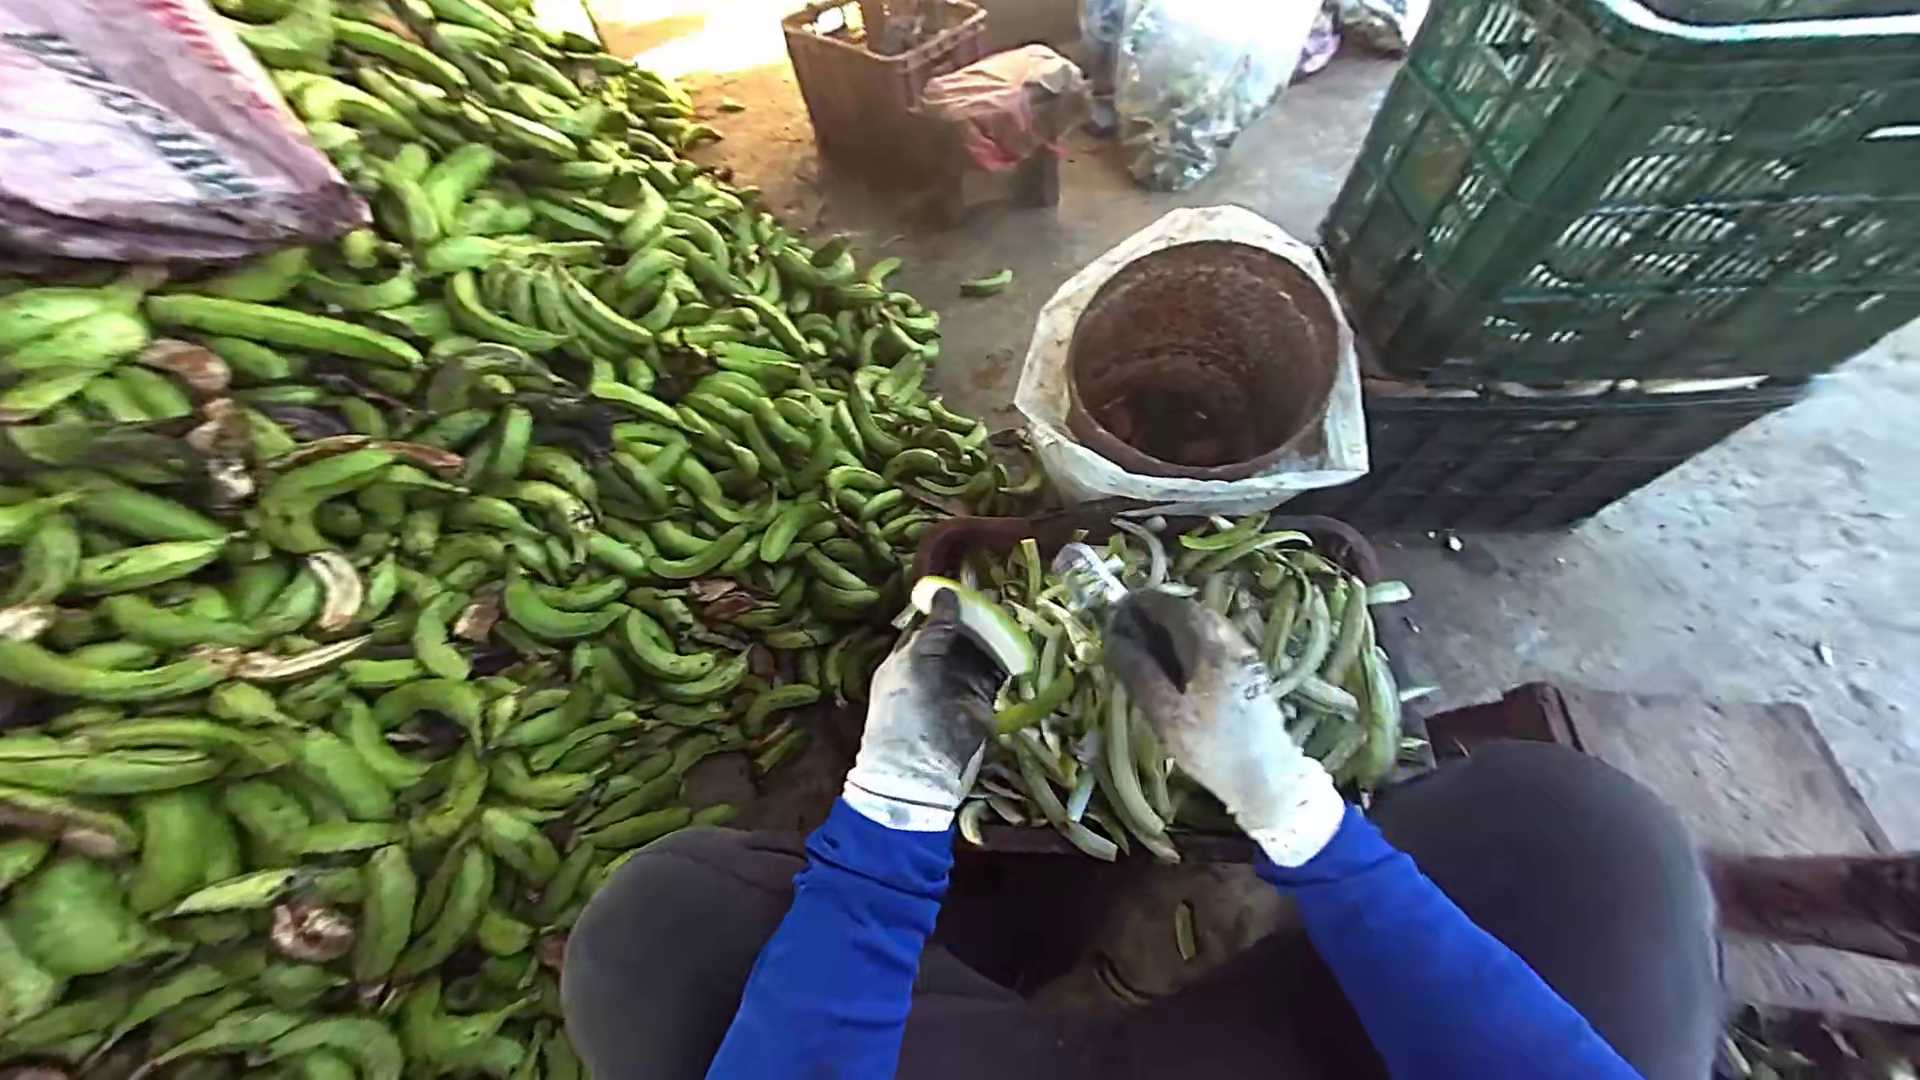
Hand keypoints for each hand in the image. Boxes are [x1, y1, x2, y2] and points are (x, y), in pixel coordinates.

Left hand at [842, 588, 1007, 830]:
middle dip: (975, 617)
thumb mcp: (914, 663)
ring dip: (993, 633)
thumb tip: (945, 591)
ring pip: (978, 649)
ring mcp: (958, 682)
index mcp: (909, 655)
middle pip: (958, 633)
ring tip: (1010, 613)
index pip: (928, 621)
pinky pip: (995, 670)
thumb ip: (935, 628)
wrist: (921, 771)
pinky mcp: (981, 698)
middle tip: (996, 598)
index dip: (946, 605)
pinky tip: (1018, 639)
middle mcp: (934, 665)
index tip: (966, 587)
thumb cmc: (907, 711)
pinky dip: (1007, 655)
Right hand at [1105, 591, 1345, 866]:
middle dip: (1158, 611)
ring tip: (1149, 639)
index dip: (1144, 603)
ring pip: (1205, 624)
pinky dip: (1190, 637)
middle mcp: (1232, 644)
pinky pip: (1215, 639)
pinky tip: (1176, 658)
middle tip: (1130, 622)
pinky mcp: (1250, 669)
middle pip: (1192, 611)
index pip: (1174, 608)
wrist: (1269, 782)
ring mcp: (1245, 655)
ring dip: (1174, 623)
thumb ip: (1139, 674)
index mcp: (1212, 651)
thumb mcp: (1166, 716)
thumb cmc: (1212, 750)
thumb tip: (1115, 640)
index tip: (1118, 607)